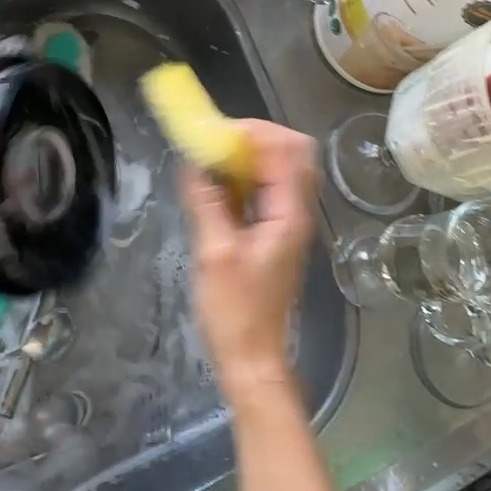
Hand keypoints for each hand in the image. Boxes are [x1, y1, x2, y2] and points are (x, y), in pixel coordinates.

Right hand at [179, 120, 317, 397]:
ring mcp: (288, 223)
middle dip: (253, 138)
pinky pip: (266, 191)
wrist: (252, 358)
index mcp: (290, 214)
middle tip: (215, 142)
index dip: (253, 132)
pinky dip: (244, 179)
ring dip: (248, 158)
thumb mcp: (214, 254)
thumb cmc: (235, 312)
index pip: (287, 149)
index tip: (214, 133)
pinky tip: (216, 186)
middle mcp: (296, 212)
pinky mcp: (275, 234)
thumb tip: (193, 163)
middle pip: (291, 153)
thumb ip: (206, 203)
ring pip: (279, 170)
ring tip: (211, 159)